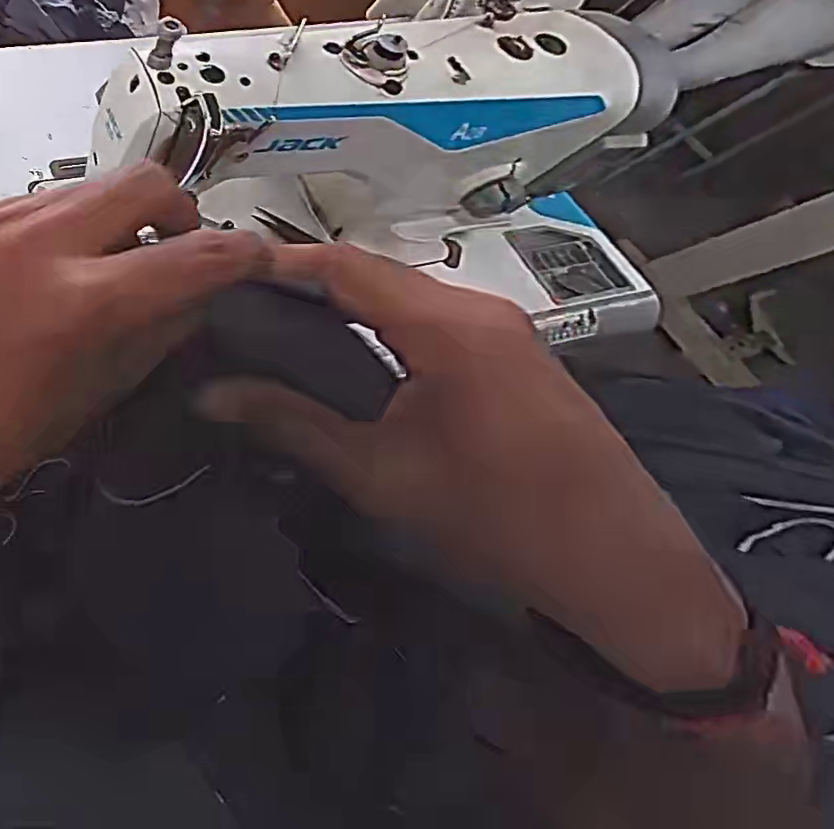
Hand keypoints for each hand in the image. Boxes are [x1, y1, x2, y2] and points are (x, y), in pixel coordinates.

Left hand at [0, 165, 270, 533]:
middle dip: (174, 212)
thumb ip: (174, 316)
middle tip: (168, 248)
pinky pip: (39, 201)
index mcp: (77, 302)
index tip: (252, 255)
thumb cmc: (25, 419)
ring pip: (90, 186)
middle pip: (143, 180)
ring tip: (99, 262)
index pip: (190, 255)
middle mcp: (33, 247)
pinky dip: (62, 227)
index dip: (239, 253)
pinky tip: (48, 265)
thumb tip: (213, 273)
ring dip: (112, 219)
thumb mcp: (117, 377)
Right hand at [198, 244, 744, 692]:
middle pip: (368, 269)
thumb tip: (208, 396)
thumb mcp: (376, 473)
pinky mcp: (505, 346)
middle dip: (297, 277)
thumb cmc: (496, 520)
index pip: (344, 266)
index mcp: (447, 328)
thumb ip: (288, 422)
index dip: (276, 262)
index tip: (221, 272)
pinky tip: (332, 341)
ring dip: (332, 296)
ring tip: (268, 317)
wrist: (625, 571)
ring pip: (393, 287)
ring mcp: (498, 324)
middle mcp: (475, 308)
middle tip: (232, 298)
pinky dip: (367, 314)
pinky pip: (418, 310)